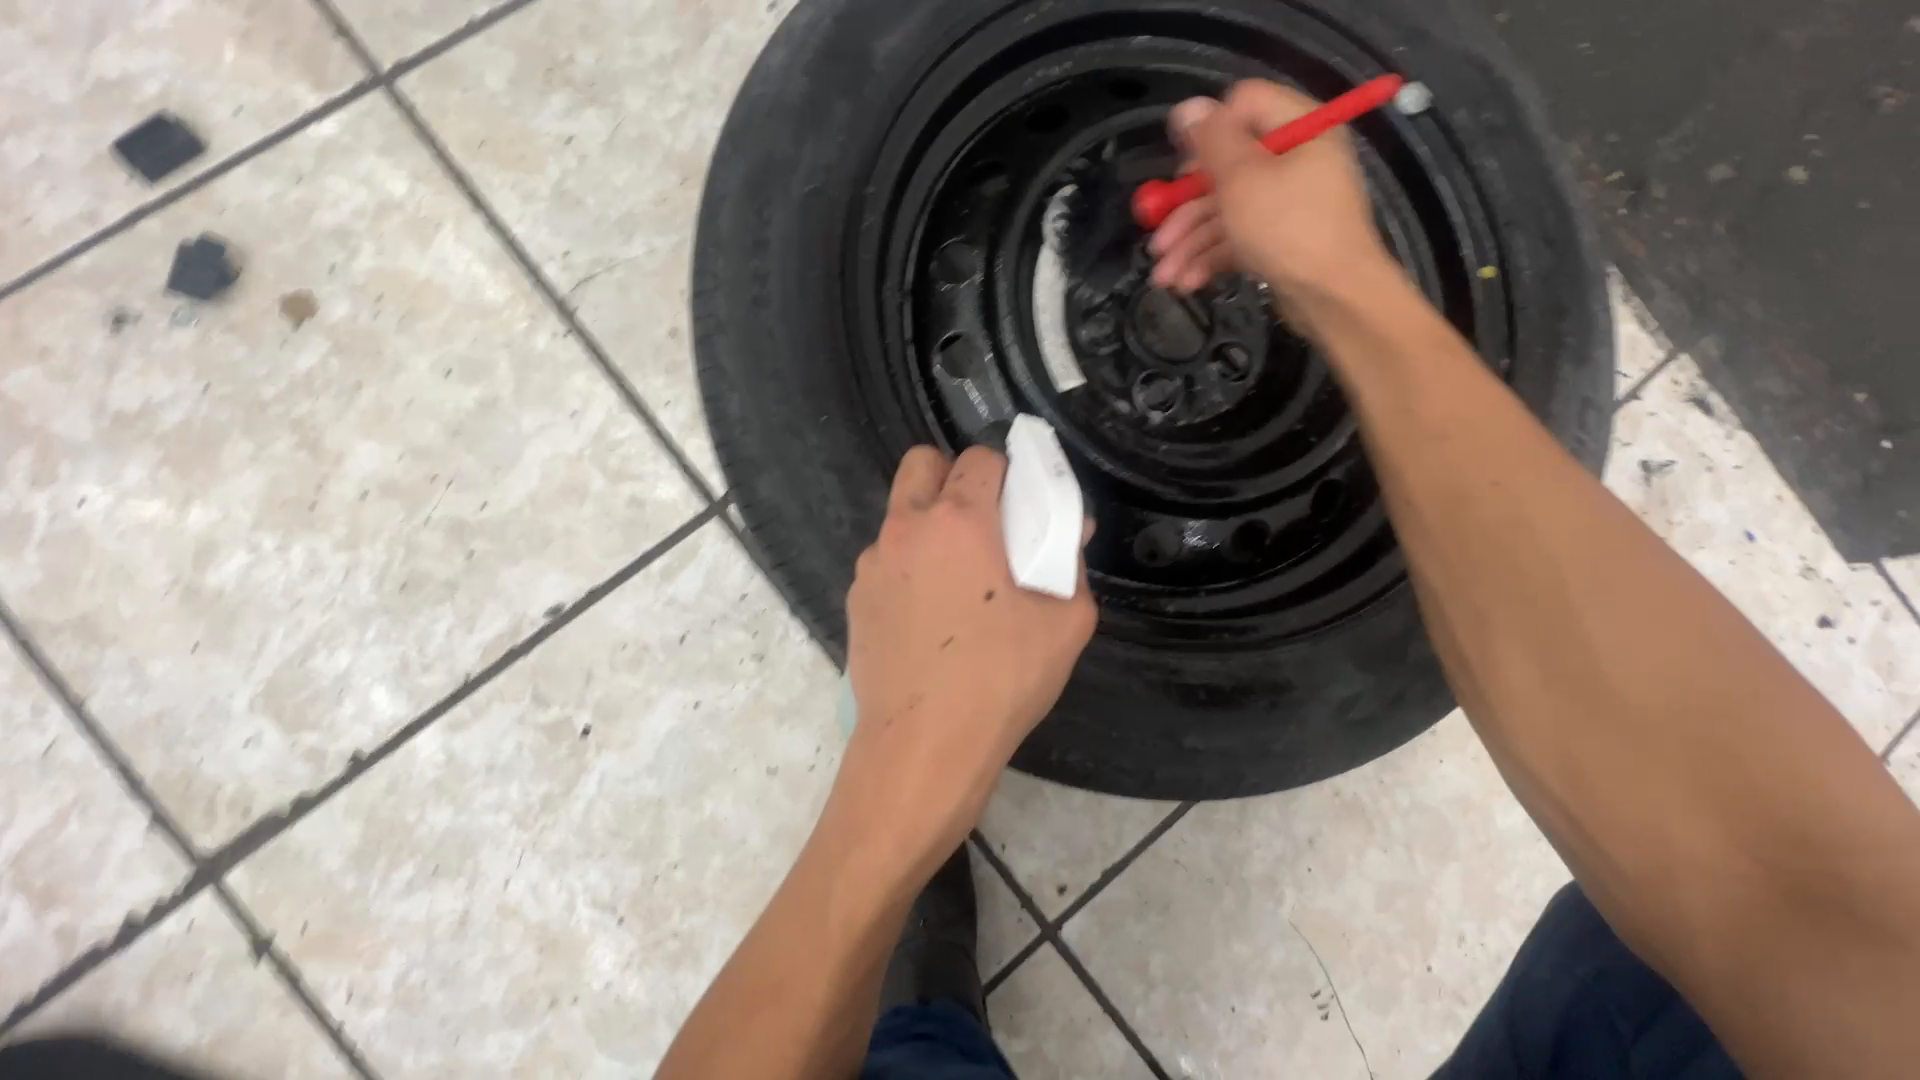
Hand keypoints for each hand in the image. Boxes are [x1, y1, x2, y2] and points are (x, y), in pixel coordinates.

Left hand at [827, 445, 1097, 880]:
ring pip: (900, 516)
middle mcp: (906, 529)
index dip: (1007, 473)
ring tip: (958, 583)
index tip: (1021, 506)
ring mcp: (872, 564)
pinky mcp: (855, 599)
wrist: (923, 747)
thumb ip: (1070, 566)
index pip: (980, 459)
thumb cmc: (1001, 681)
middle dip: (954, 478)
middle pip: (922, 464)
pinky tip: (930, 619)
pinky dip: (909, 569)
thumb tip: (1066, 537)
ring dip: (930, 528)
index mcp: (959, 522)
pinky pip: (886, 562)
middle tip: (984, 524)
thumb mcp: (1067, 623)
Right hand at [1149, 80, 1394, 307]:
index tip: (1181, 165)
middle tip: (1158, 235)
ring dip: (1189, 242)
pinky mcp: (1279, 241)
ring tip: (1163, 275)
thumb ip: (1211, 139)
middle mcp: (1296, 160)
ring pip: (1225, 211)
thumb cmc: (1289, 228)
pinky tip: (1185, 282)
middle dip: (1185, 207)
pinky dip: (1209, 259)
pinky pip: (1237, 239)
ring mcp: (1288, 204)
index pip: (1245, 105)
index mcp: (1299, 128)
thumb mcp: (1242, 178)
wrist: (1333, 297)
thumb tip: (1187, 108)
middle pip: (1226, 167)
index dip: (1208, 132)